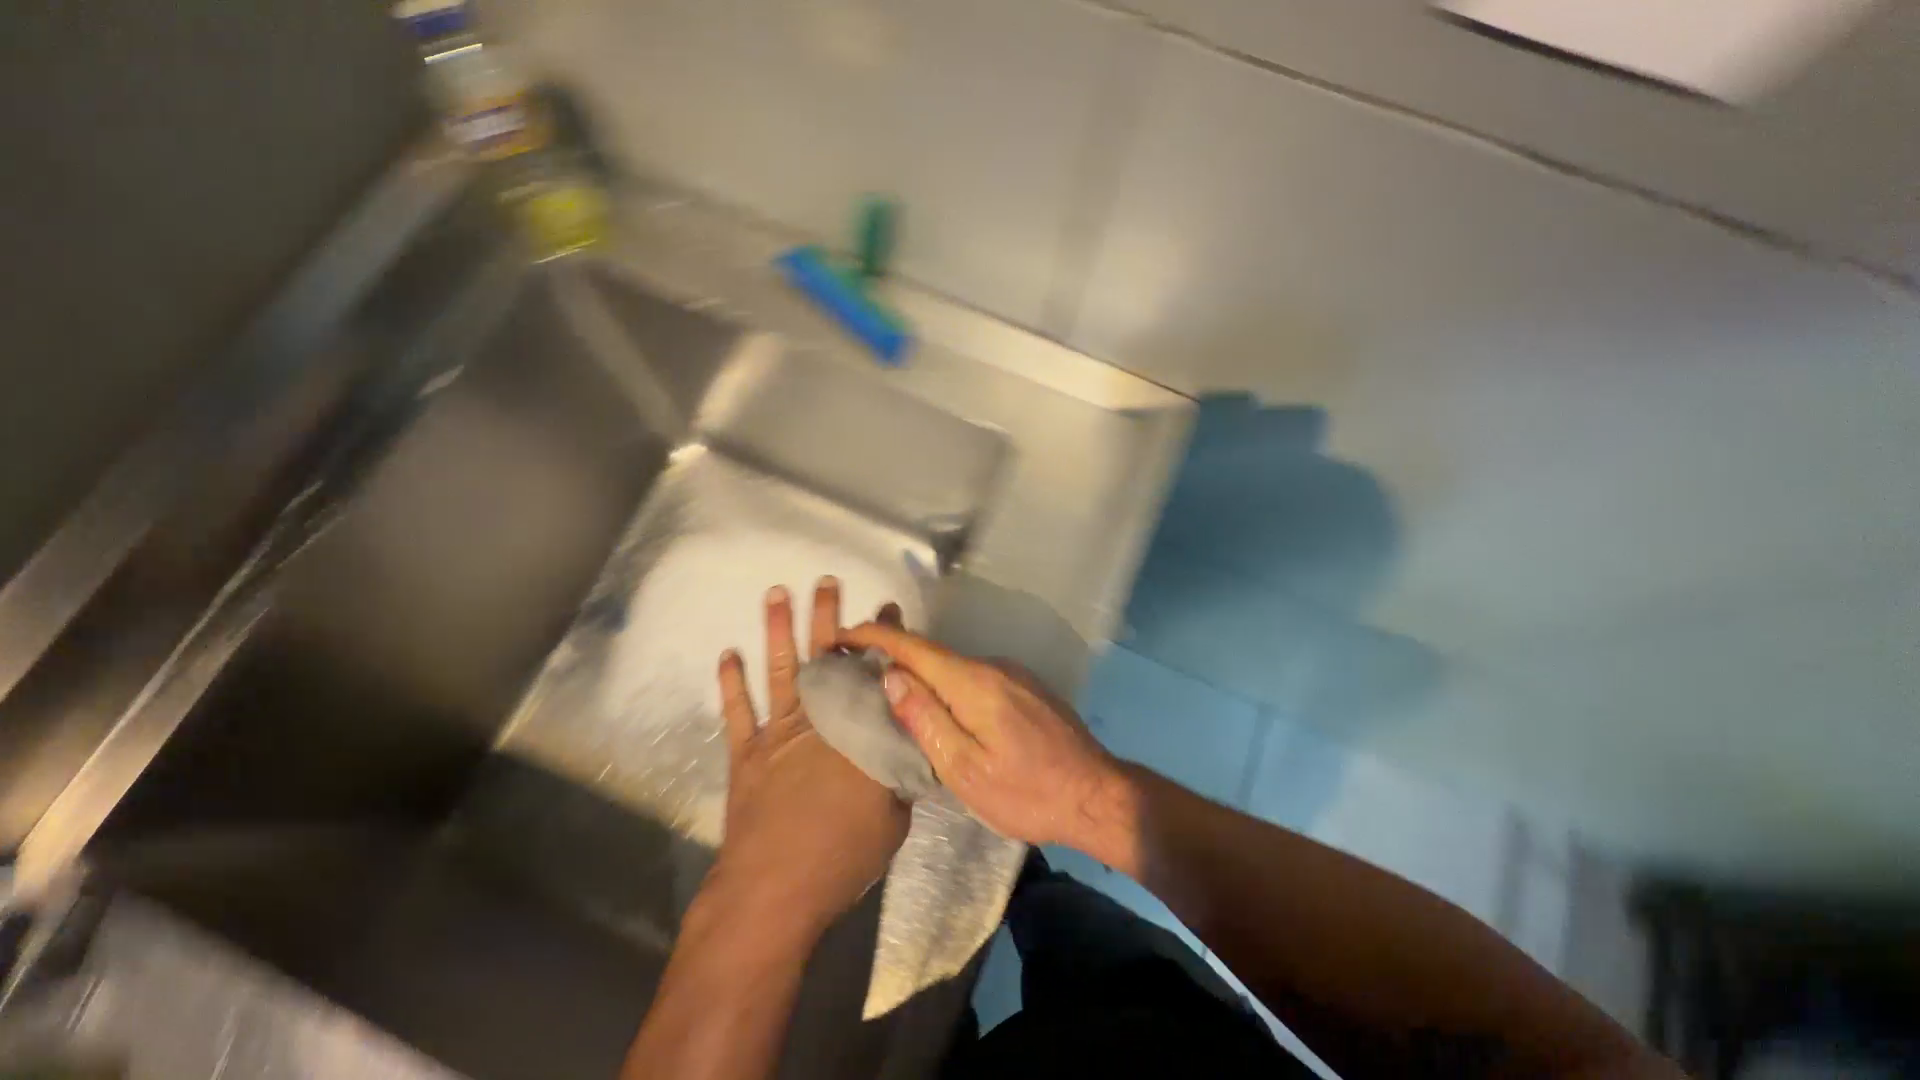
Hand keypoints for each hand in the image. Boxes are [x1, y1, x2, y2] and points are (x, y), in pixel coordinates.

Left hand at [704, 580, 911, 938]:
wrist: (775, 887)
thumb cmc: (843, 855)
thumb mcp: (893, 818)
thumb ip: (897, 775)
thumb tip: (905, 748)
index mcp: (858, 734)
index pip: (874, 675)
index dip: (881, 641)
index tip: (885, 610)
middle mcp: (818, 722)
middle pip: (825, 660)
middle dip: (828, 619)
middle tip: (828, 582)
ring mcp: (778, 735)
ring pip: (779, 671)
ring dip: (776, 631)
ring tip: (776, 594)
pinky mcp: (746, 754)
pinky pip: (736, 711)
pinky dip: (730, 683)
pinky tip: (728, 654)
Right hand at [834, 623, 1124, 851]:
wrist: (1097, 797)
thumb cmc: (1027, 794)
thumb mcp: (965, 769)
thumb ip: (927, 719)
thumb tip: (892, 676)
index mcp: (974, 683)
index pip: (914, 647)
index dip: (875, 637)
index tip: (842, 637)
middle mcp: (994, 667)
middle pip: (933, 654)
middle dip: (893, 656)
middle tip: (856, 671)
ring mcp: (1014, 676)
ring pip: (954, 667)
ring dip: (922, 674)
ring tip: (890, 694)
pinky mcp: (1027, 689)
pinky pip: (975, 678)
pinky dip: (948, 686)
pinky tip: (940, 709)